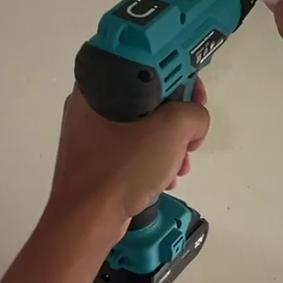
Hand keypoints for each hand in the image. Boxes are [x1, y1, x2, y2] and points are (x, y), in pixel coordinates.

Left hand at [45, 83, 209, 235]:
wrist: (87, 220)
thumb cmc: (122, 169)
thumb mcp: (172, 131)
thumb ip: (194, 114)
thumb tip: (194, 122)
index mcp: (99, 84)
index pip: (147, 61)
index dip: (179, 75)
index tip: (195, 97)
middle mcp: (90, 103)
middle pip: (148, 95)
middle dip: (178, 117)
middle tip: (189, 135)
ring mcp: (90, 133)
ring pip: (143, 125)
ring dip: (169, 143)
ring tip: (178, 164)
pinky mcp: (95, 158)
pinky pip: (132, 147)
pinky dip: (152, 158)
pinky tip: (162, 177)